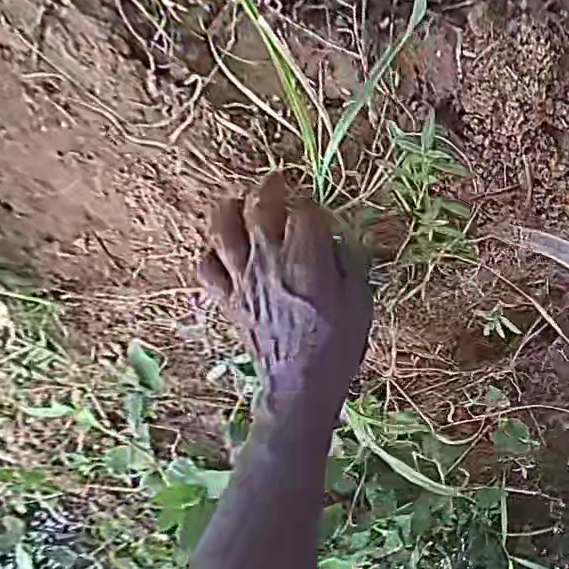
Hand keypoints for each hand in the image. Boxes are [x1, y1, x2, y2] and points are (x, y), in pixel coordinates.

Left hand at [197, 172, 372, 417]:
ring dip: (231, 208)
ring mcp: (241, 278)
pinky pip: (207, 265)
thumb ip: (350, 262)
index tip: (322, 215)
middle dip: (271, 189)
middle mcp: (267, 259)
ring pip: (221, 226)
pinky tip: (228, 254)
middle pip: (259, 206)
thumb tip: (339, 240)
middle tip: (280, 184)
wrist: (301, 384)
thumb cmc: (338, 345)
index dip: (314, 206)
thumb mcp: (360, 301)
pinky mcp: (226, 298)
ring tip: (242, 205)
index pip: (304, 210)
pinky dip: (214, 253)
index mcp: (305, 259)